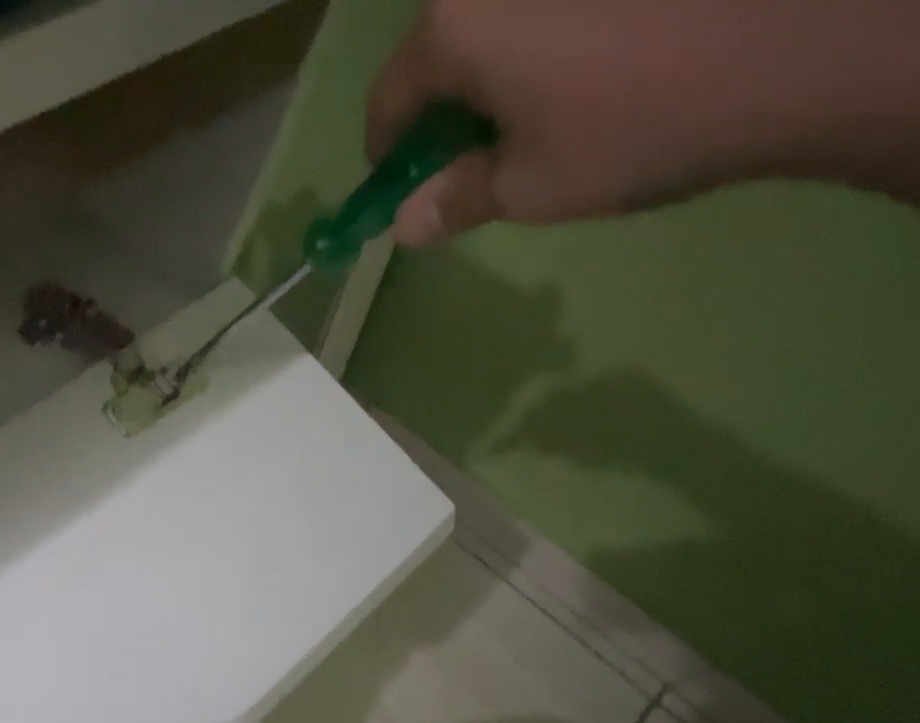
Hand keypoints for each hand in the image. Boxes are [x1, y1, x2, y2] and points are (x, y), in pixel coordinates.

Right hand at [369, 0, 919, 245]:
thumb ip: (454, 201)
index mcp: (456, 31)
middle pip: (440, 54)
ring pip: (497, 27)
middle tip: (482, 155)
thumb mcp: (530, 189)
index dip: (386, 154)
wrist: (811, 46)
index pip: (387, 100)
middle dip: (447, 110)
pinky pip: (551, 9)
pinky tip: (600, 69)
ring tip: (552, 113)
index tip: (404, 187)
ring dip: (501, 75)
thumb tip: (405, 225)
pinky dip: (553, 41)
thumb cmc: (639, 129)